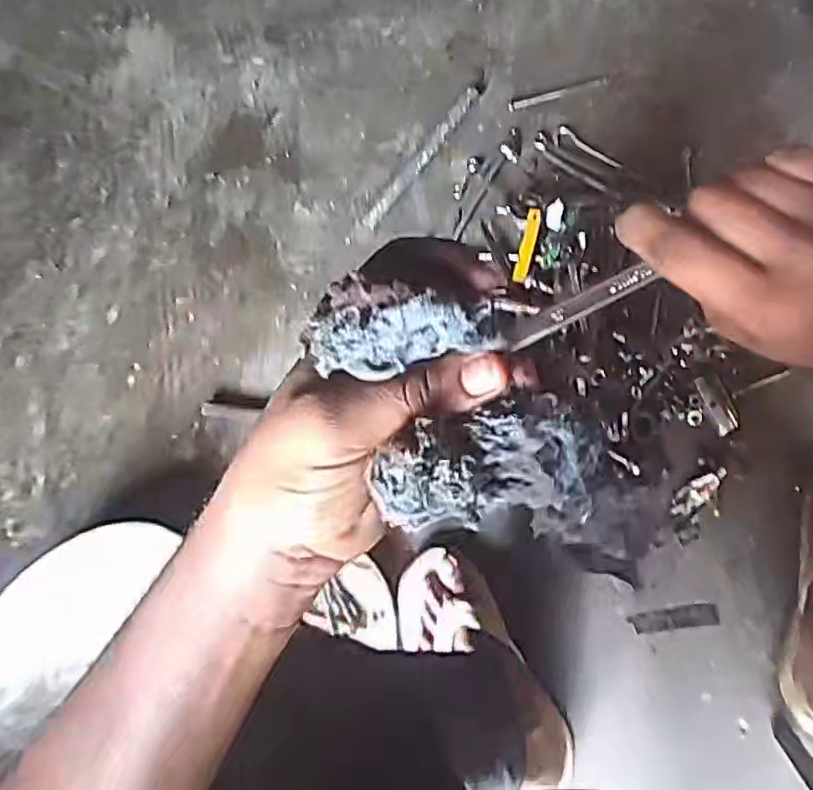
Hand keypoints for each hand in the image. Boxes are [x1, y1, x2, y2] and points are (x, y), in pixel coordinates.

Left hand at [199, 240, 515, 625]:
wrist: (284, 544)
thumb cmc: (287, 466)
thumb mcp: (341, 419)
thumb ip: (415, 390)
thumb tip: (491, 366)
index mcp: (357, 329)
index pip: (407, 273)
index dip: (449, 268)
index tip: (488, 284)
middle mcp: (393, 352)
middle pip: (450, 316)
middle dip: (488, 317)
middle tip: (521, 327)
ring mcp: (417, 392)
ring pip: (469, 362)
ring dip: (503, 362)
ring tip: (529, 371)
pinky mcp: (437, 431)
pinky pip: (477, 408)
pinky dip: (503, 402)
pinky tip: (523, 400)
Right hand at [616, 146, 812, 375]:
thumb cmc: (808, 332)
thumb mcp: (743, 332)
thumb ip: (702, 284)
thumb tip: (668, 231)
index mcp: (763, 301)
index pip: (684, 252)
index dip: (647, 229)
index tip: (633, 219)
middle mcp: (796, 254)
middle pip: (708, 201)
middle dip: (697, 212)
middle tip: (716, 231)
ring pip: (740, 174)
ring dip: (734, 193)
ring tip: (756, 217)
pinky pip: (780, 156)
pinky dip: (769, 172)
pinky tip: (782, 198)